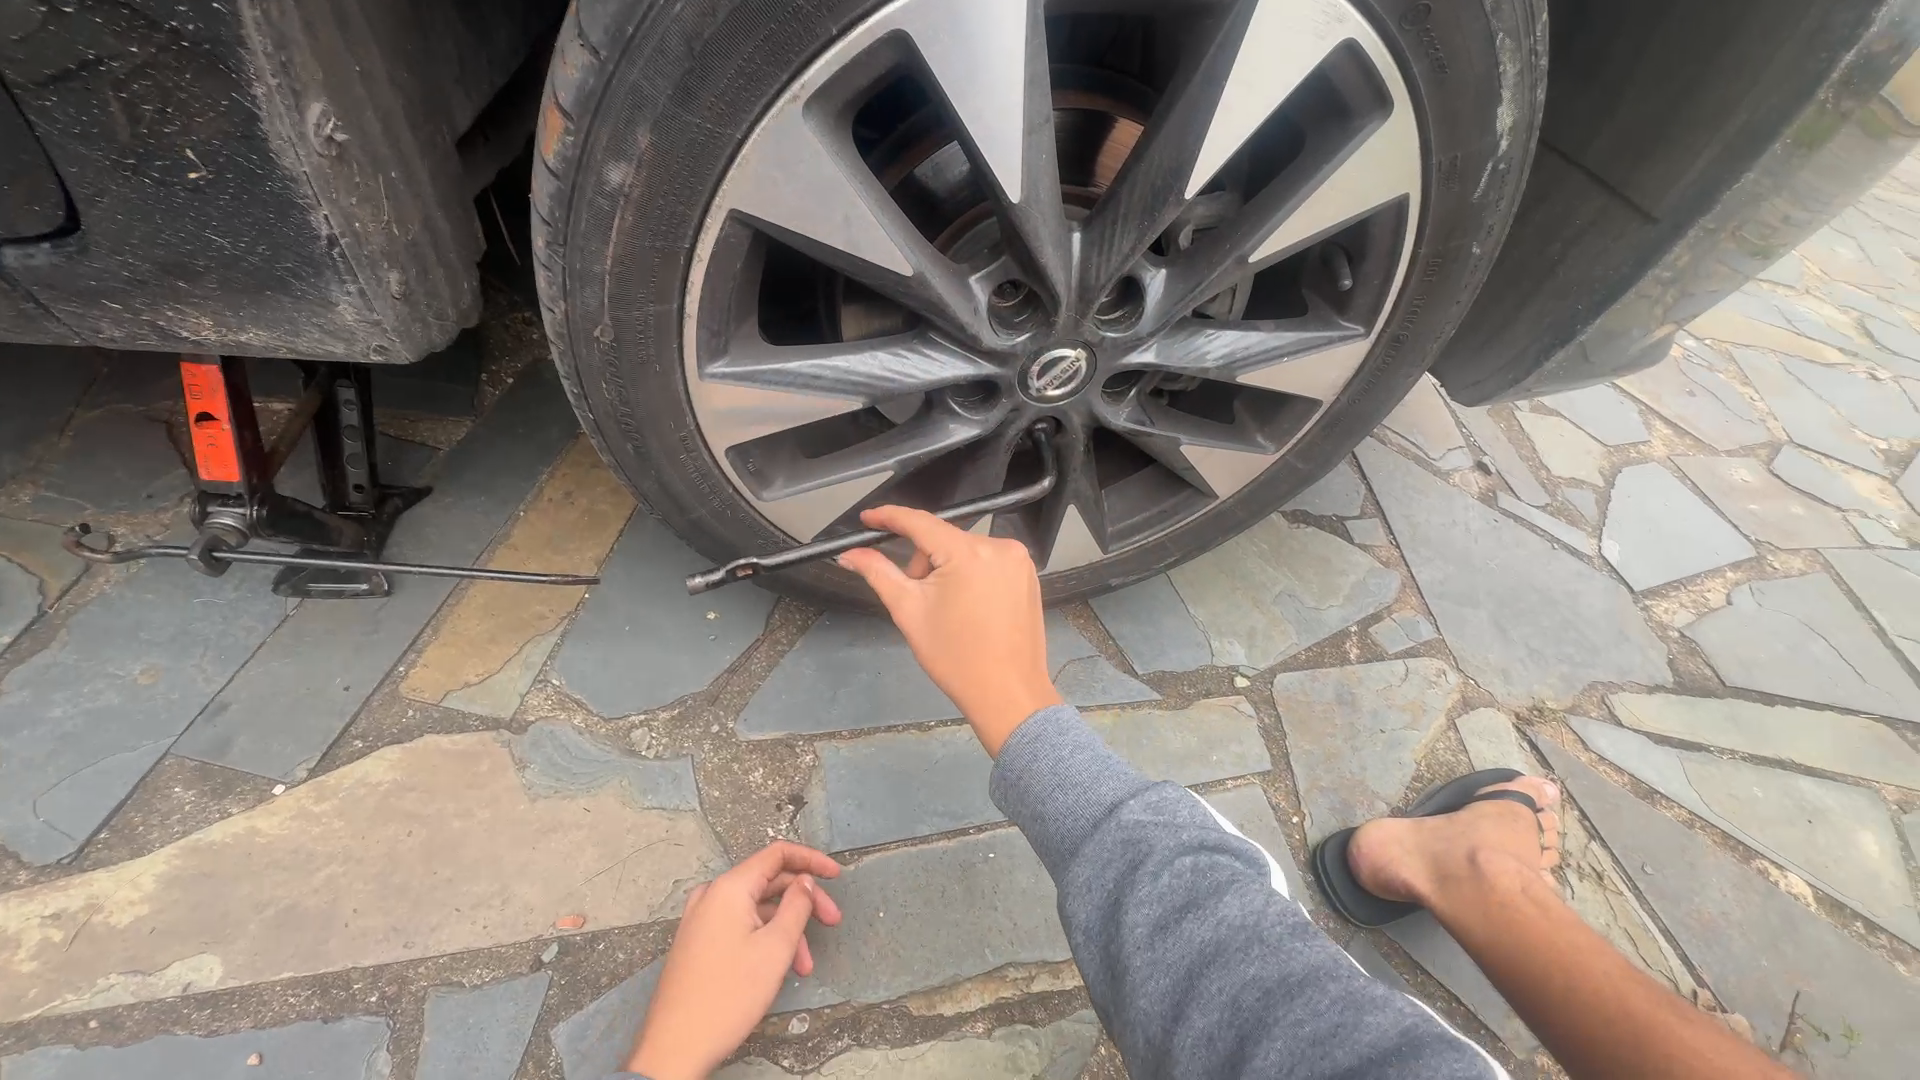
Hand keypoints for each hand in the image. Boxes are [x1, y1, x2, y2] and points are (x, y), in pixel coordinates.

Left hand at [626, 843, 842, 1079]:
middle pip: (769, 882)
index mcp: (729, 887)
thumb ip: (797, 905)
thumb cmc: (729, 994)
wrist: (674, 1048)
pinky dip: (764, 938)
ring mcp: (700, 919)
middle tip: (832, 923)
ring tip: (805, 965)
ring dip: (786, 928)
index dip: (811, 860)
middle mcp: (712, 895)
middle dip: (804, 901)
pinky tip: (778, 967)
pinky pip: (739, 925)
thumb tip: (804, 880)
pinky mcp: (697, 942)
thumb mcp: (775, 948)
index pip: (778, 854)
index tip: (837, 876)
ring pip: (756, 909)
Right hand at [838, 505, 1063, 755]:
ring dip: (947, 569)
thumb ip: (878, 573)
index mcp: (967, 552)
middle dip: (923, 562)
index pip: (920, 522)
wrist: (1008, 692)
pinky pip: (988, 562)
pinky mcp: (1029, 574)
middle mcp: (999, 546)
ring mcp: (1019, 560)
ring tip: (948, 609)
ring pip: (965, 550)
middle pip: (944, 540)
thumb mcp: (909, 611)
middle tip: (919, 599)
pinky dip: (971, 575)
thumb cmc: (955, 657)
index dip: (890, 517)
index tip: (867, 518)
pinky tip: (970, 608)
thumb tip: (849, 553)